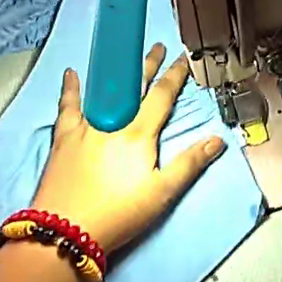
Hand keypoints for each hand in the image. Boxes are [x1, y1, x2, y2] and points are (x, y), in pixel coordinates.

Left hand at [29, 45, 226, 253]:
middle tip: (158, 47)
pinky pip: (68, 108)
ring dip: (118, 71)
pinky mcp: (64, 139)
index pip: (162, 96)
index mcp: (139, 133)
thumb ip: (190, 163)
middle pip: (134, 86)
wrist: (64, 233)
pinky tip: (71, 75)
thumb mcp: (162, 193)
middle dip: (149, 65)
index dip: (175, 75)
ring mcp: (85, 129)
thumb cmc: (117, 214)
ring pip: (105, 91)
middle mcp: (113, 123)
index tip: (183, 59)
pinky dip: (70, 90)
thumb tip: (218, 140)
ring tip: (123, 54)